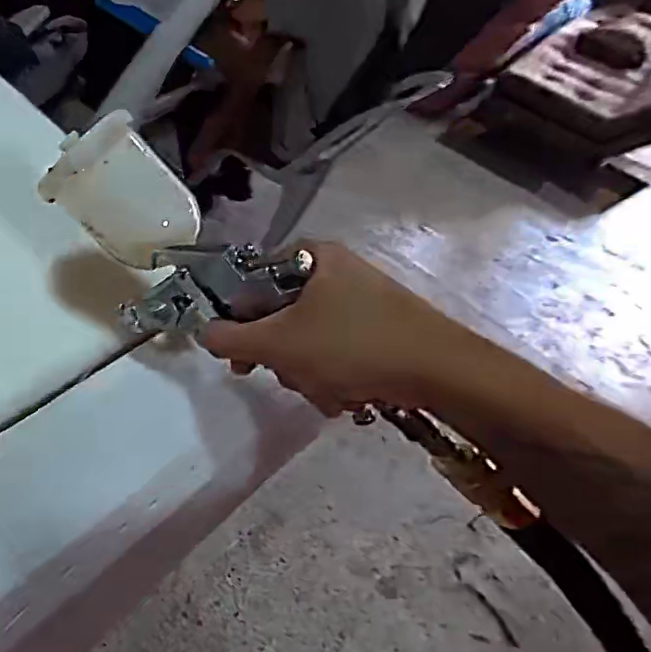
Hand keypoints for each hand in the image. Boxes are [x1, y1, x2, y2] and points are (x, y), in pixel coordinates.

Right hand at [195, 241, 487, 414]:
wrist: (445, 374)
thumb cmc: (353, 346)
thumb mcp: (276, 343)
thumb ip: (228, 338)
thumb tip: (205, 333)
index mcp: (313, 257)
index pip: (251, 280)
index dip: (237, 317)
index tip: (236, 350)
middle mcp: (337, 272)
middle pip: (277, 313)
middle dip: (277, 354)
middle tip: (275, 373)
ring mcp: (361, 301)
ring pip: (305, 338)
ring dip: (303, 372)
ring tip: (323, 389)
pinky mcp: (380, 330)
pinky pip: (334, 351)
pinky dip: (332, 376)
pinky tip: (344, 394)